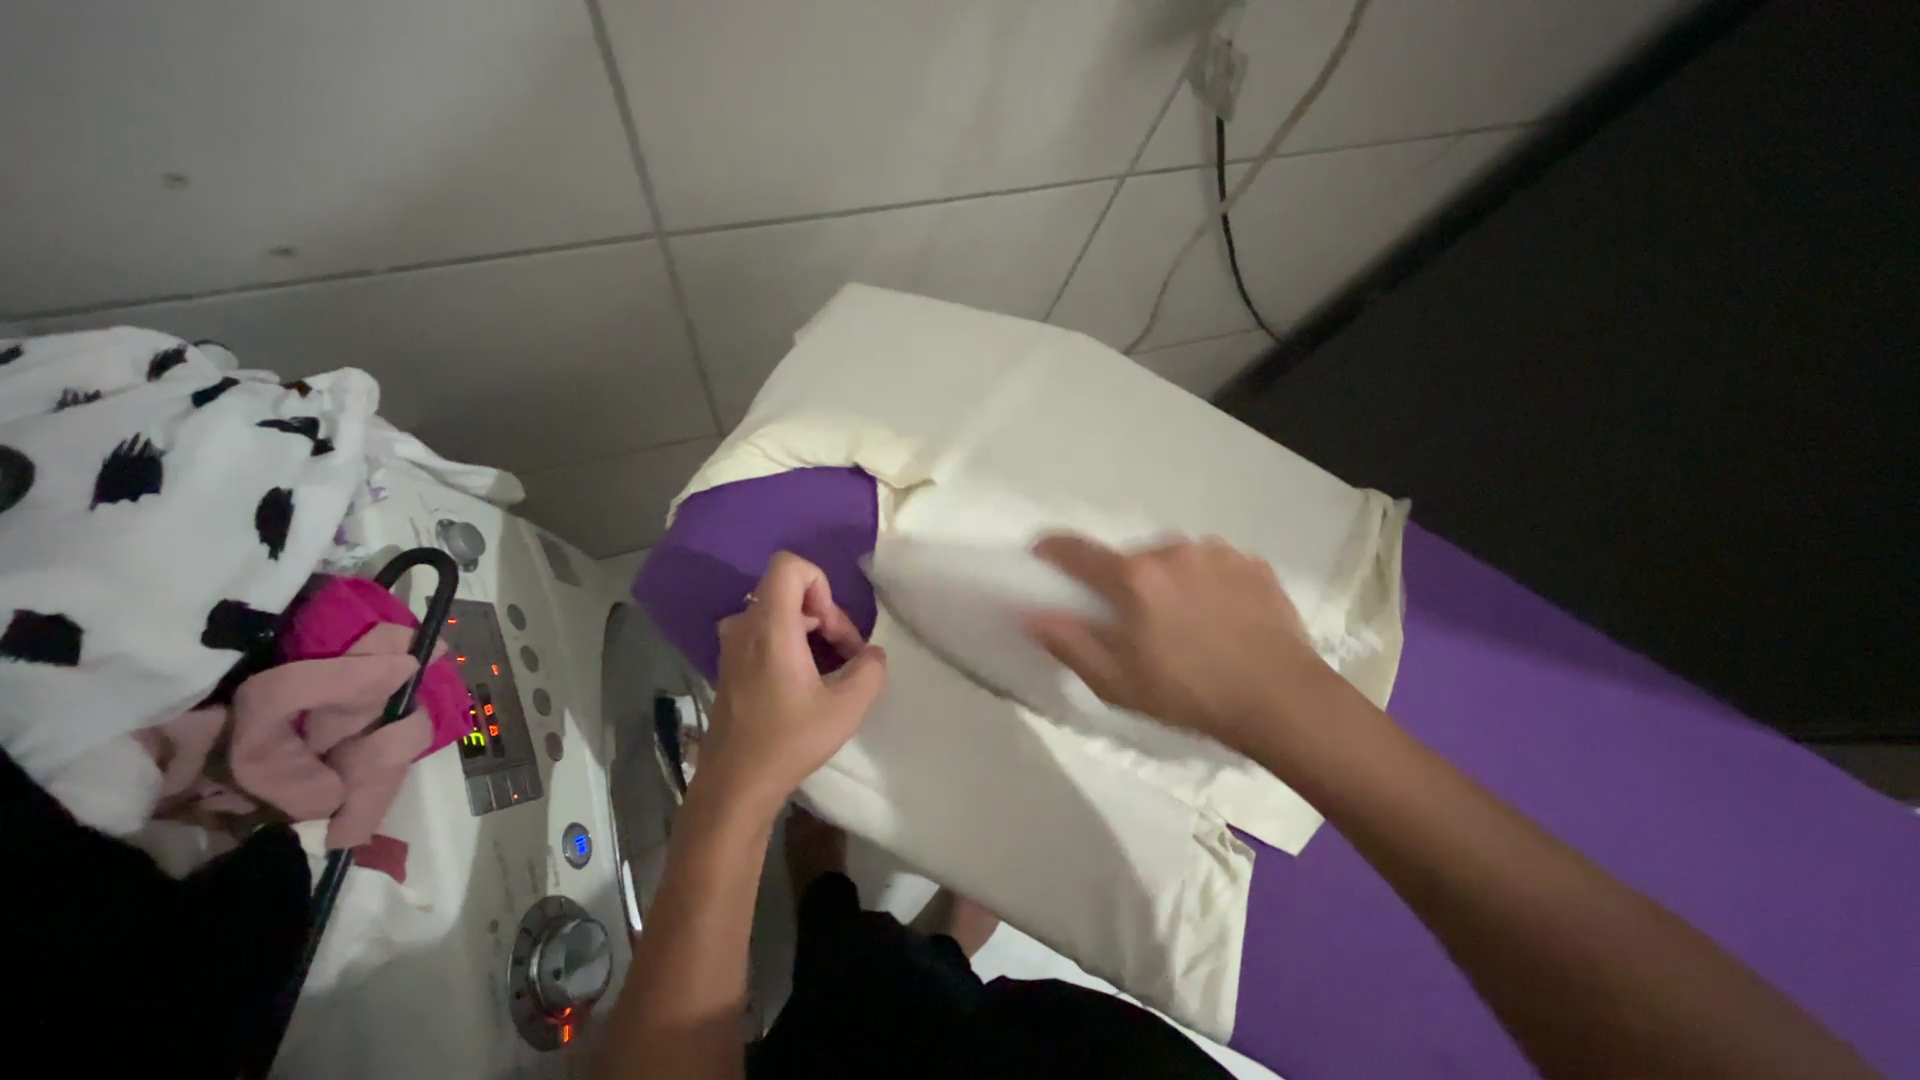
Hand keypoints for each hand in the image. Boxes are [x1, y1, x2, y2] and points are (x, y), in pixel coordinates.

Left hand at [700, 552, 887, 814]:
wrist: (736, 782)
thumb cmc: (789, 741)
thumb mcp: (847, 707)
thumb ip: (870, 671)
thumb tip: (872, 654)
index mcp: (770, 626)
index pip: (789, 565)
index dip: (821, 585)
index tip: (831, 628)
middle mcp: (744, 626)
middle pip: (788, 591)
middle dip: (824, 615)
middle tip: (845, 657)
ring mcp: (731, 645)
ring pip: (777, 612)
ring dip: (809, 631)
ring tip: (830, 671)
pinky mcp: (729, 664)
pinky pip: (763, 633)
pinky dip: (789, 644)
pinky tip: (805, 682)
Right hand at [1025, 534, 1322, 751]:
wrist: (1283, 700)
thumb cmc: (1190, 695)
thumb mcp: (1117, 683)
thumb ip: (1069, 643)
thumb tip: (1031, 613)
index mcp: (1133, 577)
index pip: (1075, 549)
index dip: (1051, 552)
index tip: (1042, 561)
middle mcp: (1172, 550)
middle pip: (1129, 559)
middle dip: (1123, 584)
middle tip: (1134, 624)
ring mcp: (1218, 553)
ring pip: (1174, 561)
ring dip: (1168, 583)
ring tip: (1186, 626)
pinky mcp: (1253, 563)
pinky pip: (1214, 567)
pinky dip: (1207, 586)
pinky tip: (1221, 621)